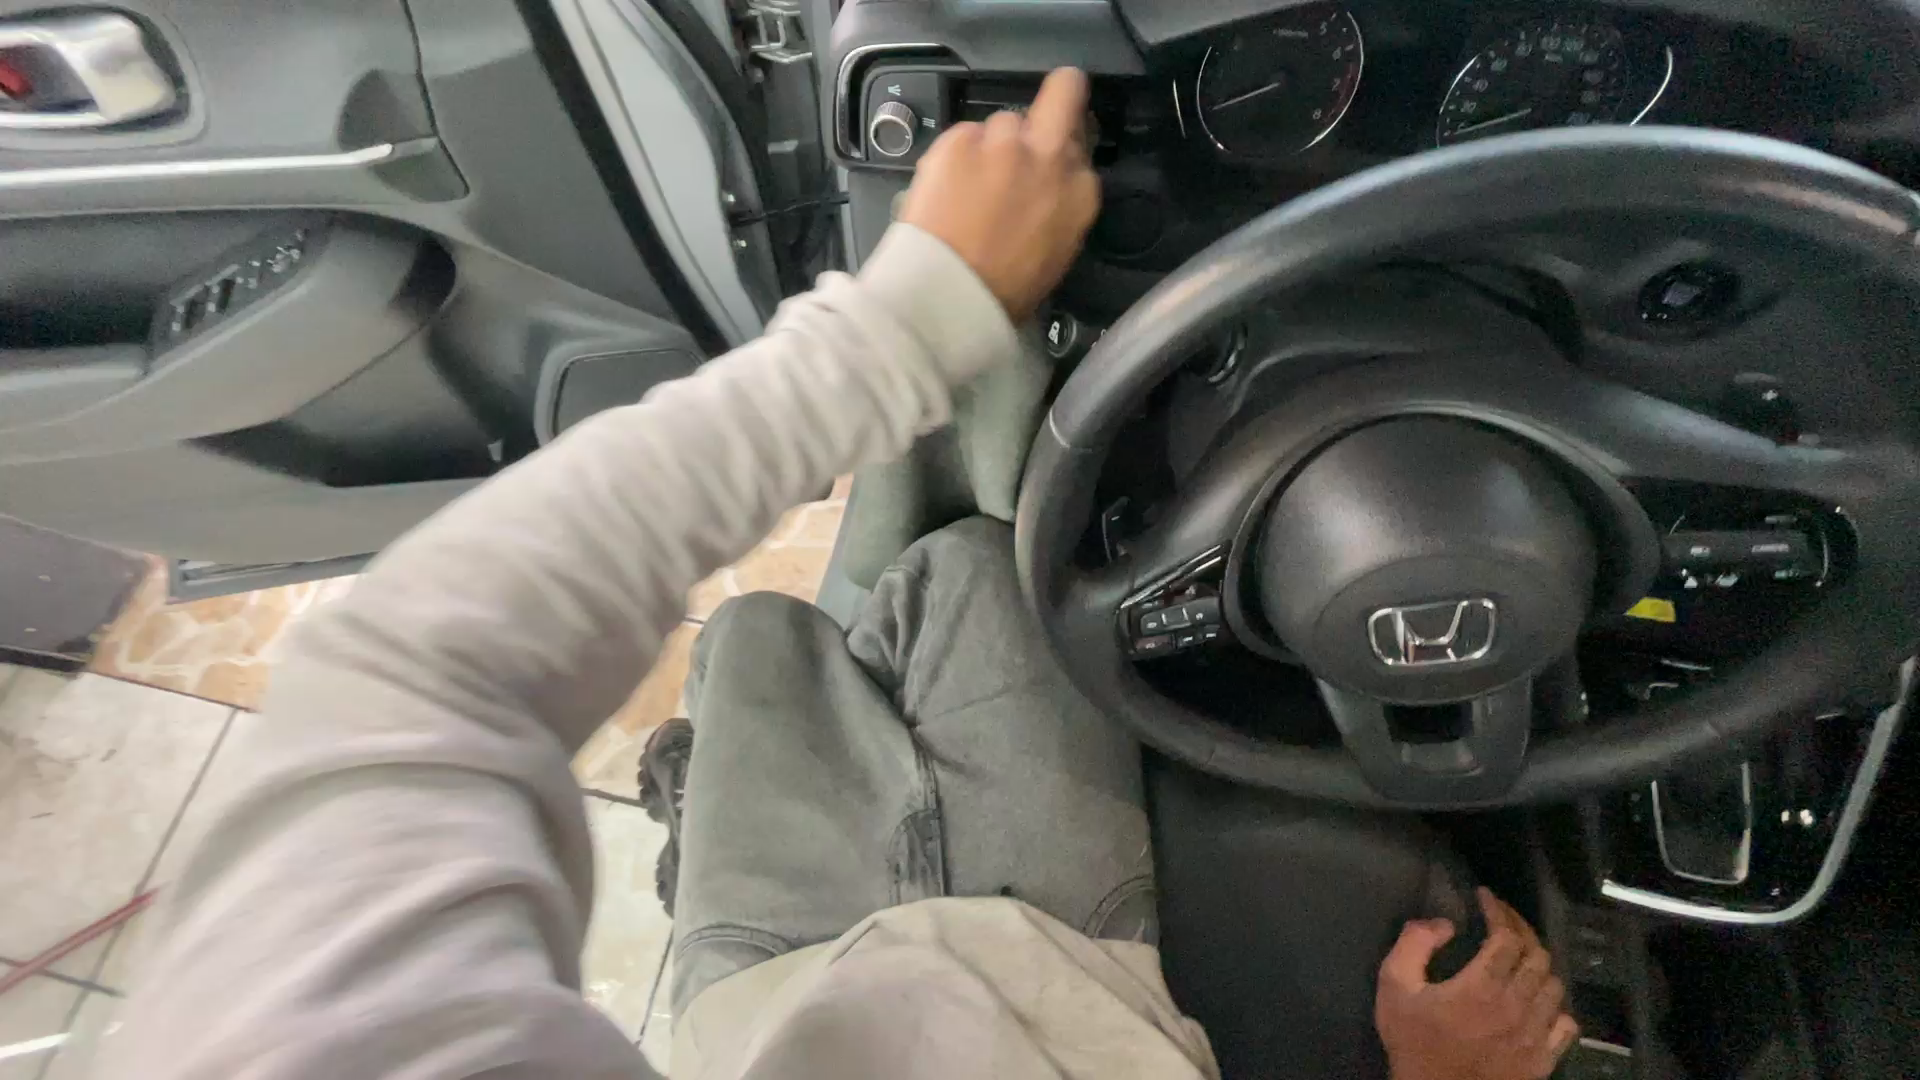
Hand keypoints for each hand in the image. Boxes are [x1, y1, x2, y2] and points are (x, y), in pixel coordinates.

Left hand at [896, 67, 1100, 320]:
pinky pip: (963, 135)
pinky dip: (956, 157)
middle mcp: (1048, 156)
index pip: (1080, 146)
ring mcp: (1003, 143)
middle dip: (1056, 96)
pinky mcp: (960, 139)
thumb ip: (1060, 208)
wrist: (949, 294)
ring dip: (992, 145)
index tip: (1046, 167)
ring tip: (971, 188)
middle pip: (1063, 91)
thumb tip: (1050, 189)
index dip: (1061, 152)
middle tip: (1030, 130)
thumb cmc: (1002, 293)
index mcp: (1080, 193)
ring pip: (1003, 121)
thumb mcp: (1053, 258)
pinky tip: (948, 191)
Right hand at [1375, 888, 1578, 1079]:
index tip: (1484, 896)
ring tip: (1517, 951)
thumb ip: (1414, 944)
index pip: (1506, 938)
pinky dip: (1554, 1002)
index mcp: (1481, 988)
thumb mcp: (1393, 982)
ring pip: (1554, 986)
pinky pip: (1565, 1023)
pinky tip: (1534, 995)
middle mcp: (1516, 1008)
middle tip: (1500, 915)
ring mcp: (1535, 1036)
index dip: (1498, 910)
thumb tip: (1444, 924)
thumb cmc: (1411, 1036)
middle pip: (1537, 956)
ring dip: (1538, 962)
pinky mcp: (1544, 1060)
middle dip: (1520, 927)